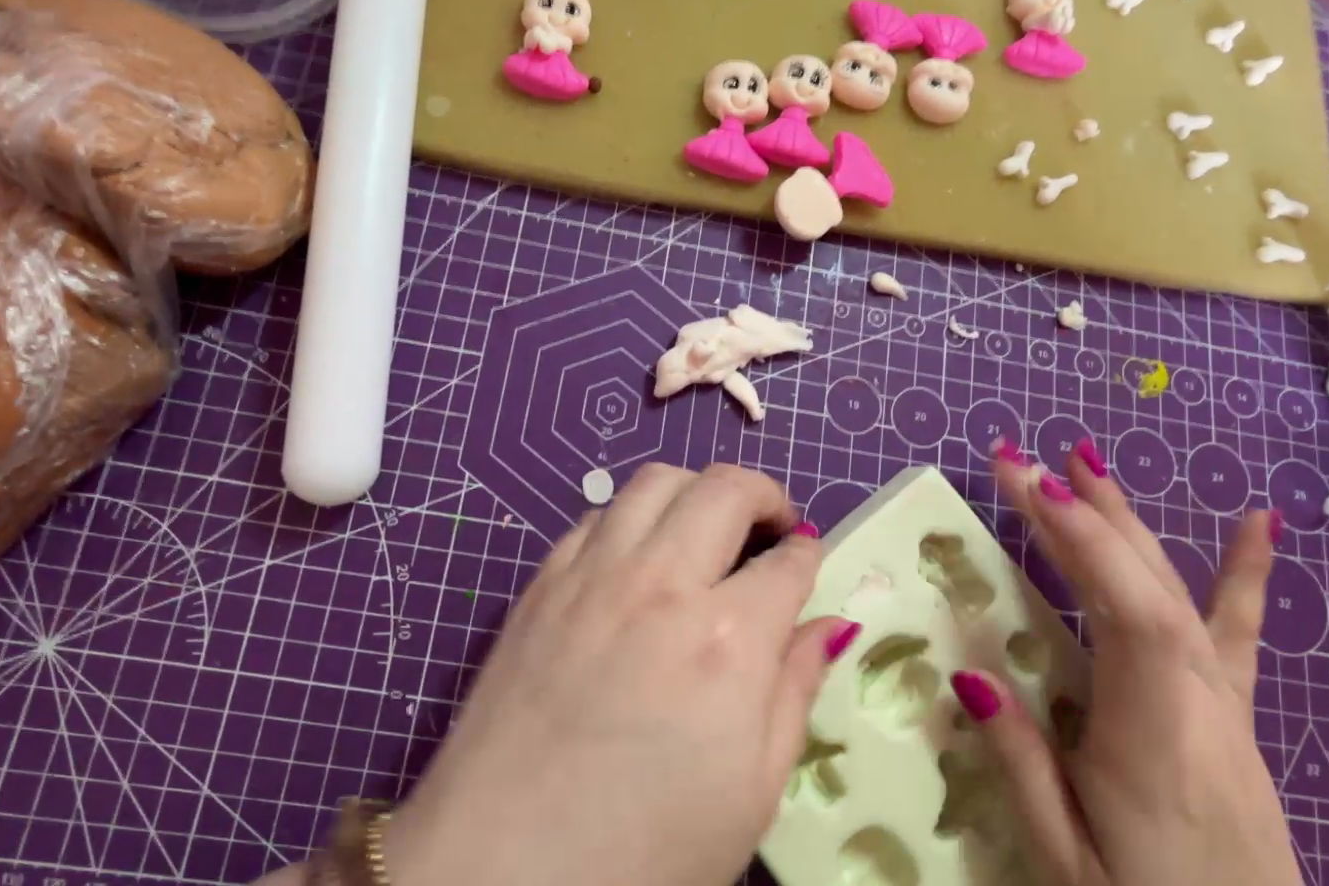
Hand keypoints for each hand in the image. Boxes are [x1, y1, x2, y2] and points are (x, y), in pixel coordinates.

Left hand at [382, 464, 851, 885]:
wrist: (501, 870)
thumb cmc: (645, 853)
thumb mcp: (752, 792)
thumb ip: (794, 692)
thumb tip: (828, 627)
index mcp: (728, 639)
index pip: (789, 562)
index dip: (809, 555)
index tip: (808, 559)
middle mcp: (662, 583)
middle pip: (726, 489)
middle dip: (765, 495)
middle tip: (771, 525)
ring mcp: (593, 575)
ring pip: (655, 481)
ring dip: (695, 491)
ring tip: (706, 528)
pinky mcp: (541, 583)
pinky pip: (595, 517)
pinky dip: (630, 519)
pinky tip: (635, 559)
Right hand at [961, 440, 1302, 885]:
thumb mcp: (1065, 855)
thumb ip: (1021, 763)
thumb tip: (967, 671)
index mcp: (1156, 732)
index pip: (1126, 610)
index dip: (1082, 538)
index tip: (1029, 483)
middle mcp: (1198, 699)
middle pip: (1146, 583)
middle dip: (1083, 511)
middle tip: (1021, 459)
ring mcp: (1222, 701)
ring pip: (1177, 591)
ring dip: (1128, 521)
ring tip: (1087, 461)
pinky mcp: (1230, 711)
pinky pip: (1233, 629)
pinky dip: (1242, 572)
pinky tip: (1259, 524)